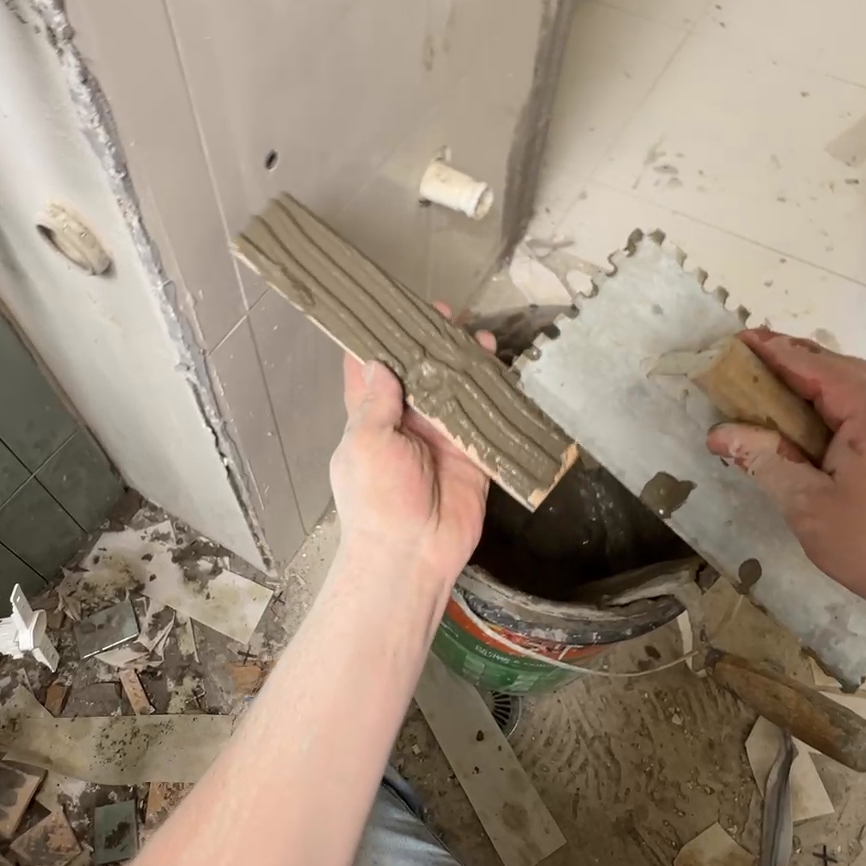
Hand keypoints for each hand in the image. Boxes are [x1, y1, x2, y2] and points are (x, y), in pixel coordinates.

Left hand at [328, 320, 494, 598]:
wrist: (411, 555)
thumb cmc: (377, 499)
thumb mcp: (366, 444)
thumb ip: (376, 403)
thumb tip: (378, 363)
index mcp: (371, 420)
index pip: (369, 373)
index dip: (378, 341)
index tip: (389, 310)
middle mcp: (406, 423)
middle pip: (420, 375)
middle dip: (431, 346)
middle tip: (447, 316)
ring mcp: (441, 438)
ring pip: (455, 392)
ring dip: (465, 365)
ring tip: (478, 337)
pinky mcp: (471, 454)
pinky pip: (483, 419)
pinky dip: (492, 395)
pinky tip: (499, 369)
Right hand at [704, 329, 865, 634]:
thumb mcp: (813, 509)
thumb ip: (766, 461)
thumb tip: (720, 433)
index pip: (811, 363)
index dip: (770, 351)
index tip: (737, 341)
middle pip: (840, 368)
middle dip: (794, 365)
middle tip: (752, 370)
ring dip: (823, 387)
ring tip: (785, 400)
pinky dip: (851, 406)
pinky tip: (834, 429)